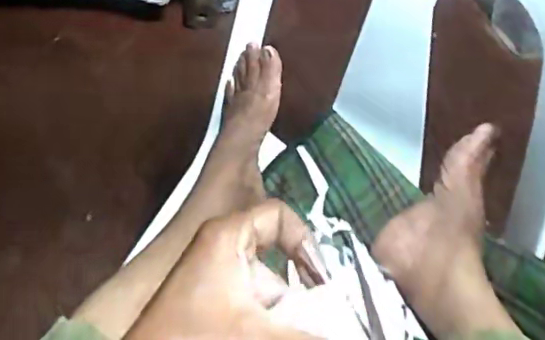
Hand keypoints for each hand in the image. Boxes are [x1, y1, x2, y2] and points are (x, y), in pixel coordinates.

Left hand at [125, 200, 328, 339]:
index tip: (323, 283)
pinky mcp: (200, 311)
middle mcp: (217, 249)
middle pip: (273, 260)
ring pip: (260, 293)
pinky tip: (277, 334)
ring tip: (300, 327)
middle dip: (298, 296)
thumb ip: (305, 332)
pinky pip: (244, 312)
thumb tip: (348, 330)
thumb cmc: (196, 338)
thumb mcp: (256, 332)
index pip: (278, 216)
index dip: (305, 244)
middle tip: (319, 319)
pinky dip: (261, 325)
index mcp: (226, 235)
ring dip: (281, 317)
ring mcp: (206, 283)